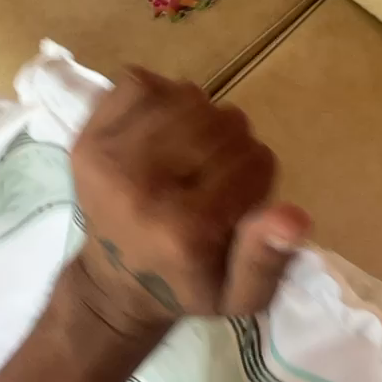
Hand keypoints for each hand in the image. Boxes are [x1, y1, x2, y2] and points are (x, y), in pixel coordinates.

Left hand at [69, 67, 309, 334]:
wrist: (113, 282)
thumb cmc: (186, 286)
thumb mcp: (239, 298)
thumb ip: (267, 260)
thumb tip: (293, 216)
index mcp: (184, 228)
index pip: (255, 162)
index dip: (259, 177)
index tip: (243, 200)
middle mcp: (141, 187)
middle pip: (223, 125)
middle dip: (233, 146)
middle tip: (217, 175)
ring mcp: (108, 156)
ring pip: (187, 98)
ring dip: (201, 118)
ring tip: (192, 151)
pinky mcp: (87, 136)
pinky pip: (140, 82)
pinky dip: (160, 97)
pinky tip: (162, 129)